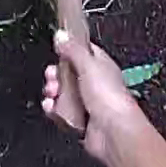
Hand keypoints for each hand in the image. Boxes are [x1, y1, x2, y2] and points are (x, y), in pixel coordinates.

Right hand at [41, 30, 153, 166]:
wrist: (114, 131)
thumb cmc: (110, 97)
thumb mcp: (88, 64)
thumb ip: (73, 49)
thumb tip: (61, 35)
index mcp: (101, 65)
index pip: (82, 51)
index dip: (68, 49)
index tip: (57, 49)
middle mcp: (95, 83)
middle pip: (68, 73)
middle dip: (56, 73)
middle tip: (52, 76)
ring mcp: (88, 102)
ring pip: (63, 93)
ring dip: (53, 92)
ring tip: (52, 92)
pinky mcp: (80, 120)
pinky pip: (62, 112)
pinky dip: (54, 110)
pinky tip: (52, 107)